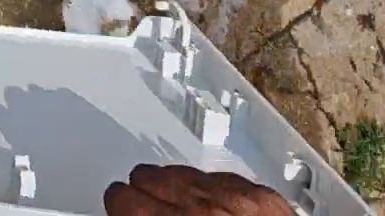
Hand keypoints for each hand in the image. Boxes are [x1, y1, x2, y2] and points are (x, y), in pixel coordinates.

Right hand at [104, 165, 293, 214]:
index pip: (120, 197)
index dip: (122, 212)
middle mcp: (199, 207)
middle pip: (145, 176)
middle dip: (149, 199)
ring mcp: (234, 197)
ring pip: (181, 173)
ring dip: (181, 194)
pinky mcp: (265, 197)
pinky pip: (222, 179)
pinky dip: (218, 196)